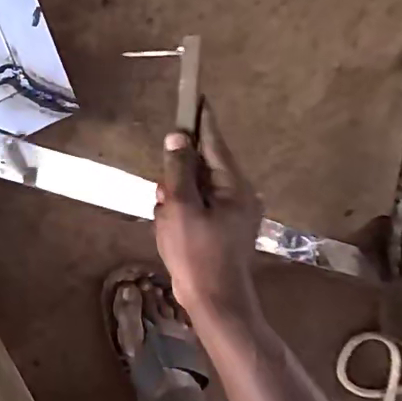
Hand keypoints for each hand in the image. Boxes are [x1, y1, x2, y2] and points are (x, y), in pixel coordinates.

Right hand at [154, 109, 264, 326]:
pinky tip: (171, 229)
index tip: (196, 97)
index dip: (201, 121)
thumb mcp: (181, 208)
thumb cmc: (197, 254)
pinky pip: (196, 208)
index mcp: (234, 186)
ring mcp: (231, 214)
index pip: (214, 143)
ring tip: (166, 220)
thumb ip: (178, 171)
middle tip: (163, 194)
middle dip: (178, 176)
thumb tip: (177, 138)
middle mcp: (238, 195)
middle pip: (202, 167)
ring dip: (176, 198)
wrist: (214, 302)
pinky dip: (181, 213)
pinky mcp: (221, 229)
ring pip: (195, 189)